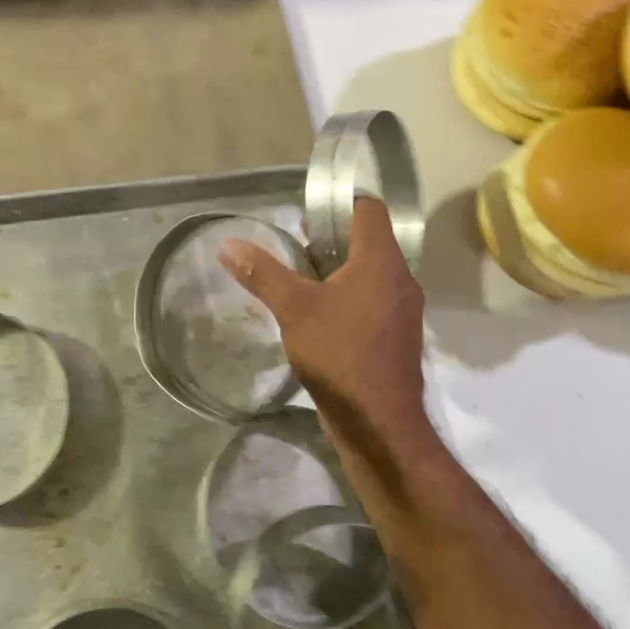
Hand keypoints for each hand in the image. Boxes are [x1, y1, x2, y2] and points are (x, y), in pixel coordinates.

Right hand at [220, 196, 427, 440]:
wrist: (380, 425)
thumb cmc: (341, 355)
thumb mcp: (294, 309)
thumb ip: (262, 274)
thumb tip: (228, 244)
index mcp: (381, 261)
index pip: (368, 208)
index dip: (337, 203)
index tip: (304, 216)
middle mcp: (399, 279)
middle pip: (366, 241)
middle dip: (328, 241)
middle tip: (291, 253)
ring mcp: (400, 311)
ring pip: (368, 274)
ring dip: (335, 273)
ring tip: (297, 287)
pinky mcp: (394, 338)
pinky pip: (370, 302)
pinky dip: (345, 300)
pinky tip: (315, 320)